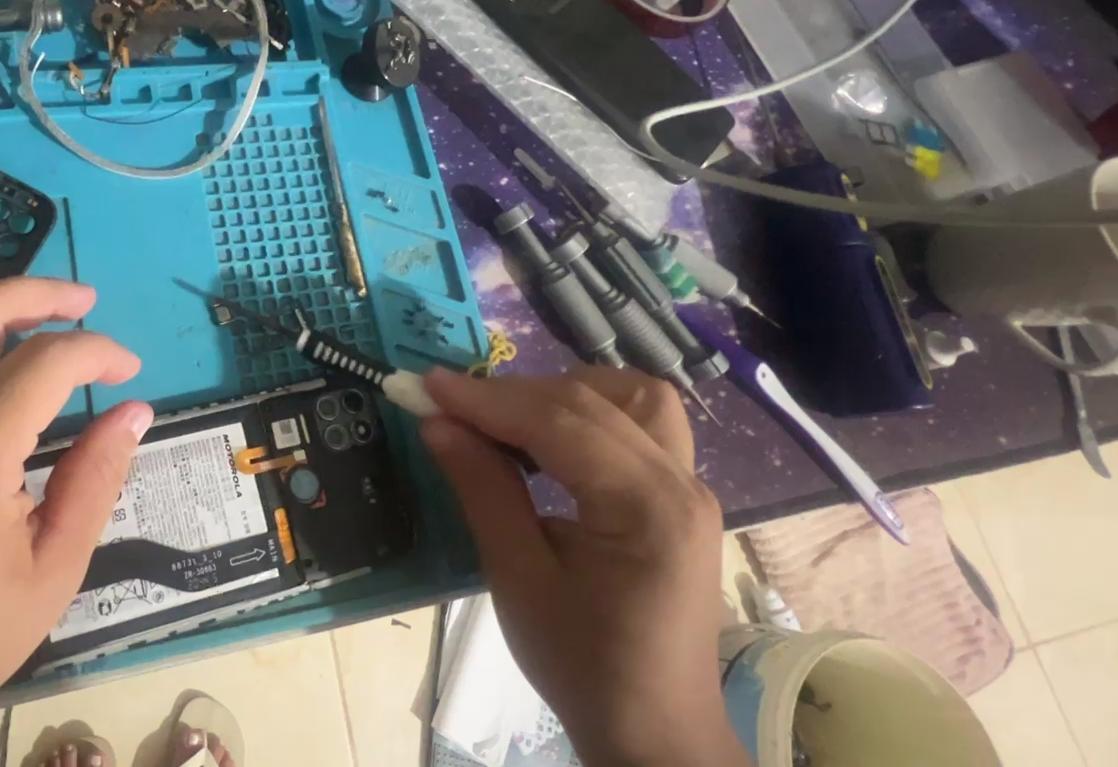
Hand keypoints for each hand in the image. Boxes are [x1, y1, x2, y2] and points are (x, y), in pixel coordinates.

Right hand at [419, 367, 749, 766]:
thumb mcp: (518, 579)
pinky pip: (638, 422)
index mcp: (647, 509)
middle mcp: (681, 483)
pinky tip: (546, 437)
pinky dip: (587, 410)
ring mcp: (689, 485)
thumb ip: (483, 489)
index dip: (488, 398)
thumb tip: (437, 423)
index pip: (561, 422)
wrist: (656, 731)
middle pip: (593, 400)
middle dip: (515, 394)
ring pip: (630, 396)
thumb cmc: (583, 665)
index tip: (427, 386)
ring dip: (563, 391)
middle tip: (452, 407)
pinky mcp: (680, 494)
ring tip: (506, 417)